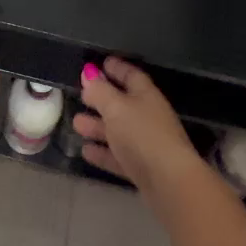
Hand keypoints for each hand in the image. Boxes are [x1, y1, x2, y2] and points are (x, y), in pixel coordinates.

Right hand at [73, 56, 204, 190]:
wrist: (169, 182)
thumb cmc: (142, 134)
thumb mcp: (116, 107)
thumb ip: (100, 91)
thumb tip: (89, 75)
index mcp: (146, 95)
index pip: (131, 75)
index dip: (116, 68)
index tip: (100, 63)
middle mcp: (147, 116)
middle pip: (122, 104)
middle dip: (101, 99)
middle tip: (81, 96)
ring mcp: (146, 144)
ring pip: (118, 131)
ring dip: (97, 127)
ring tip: (76, 124)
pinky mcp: (142, 169)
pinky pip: (118, 156)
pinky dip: (102, 152)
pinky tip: (85, 151)